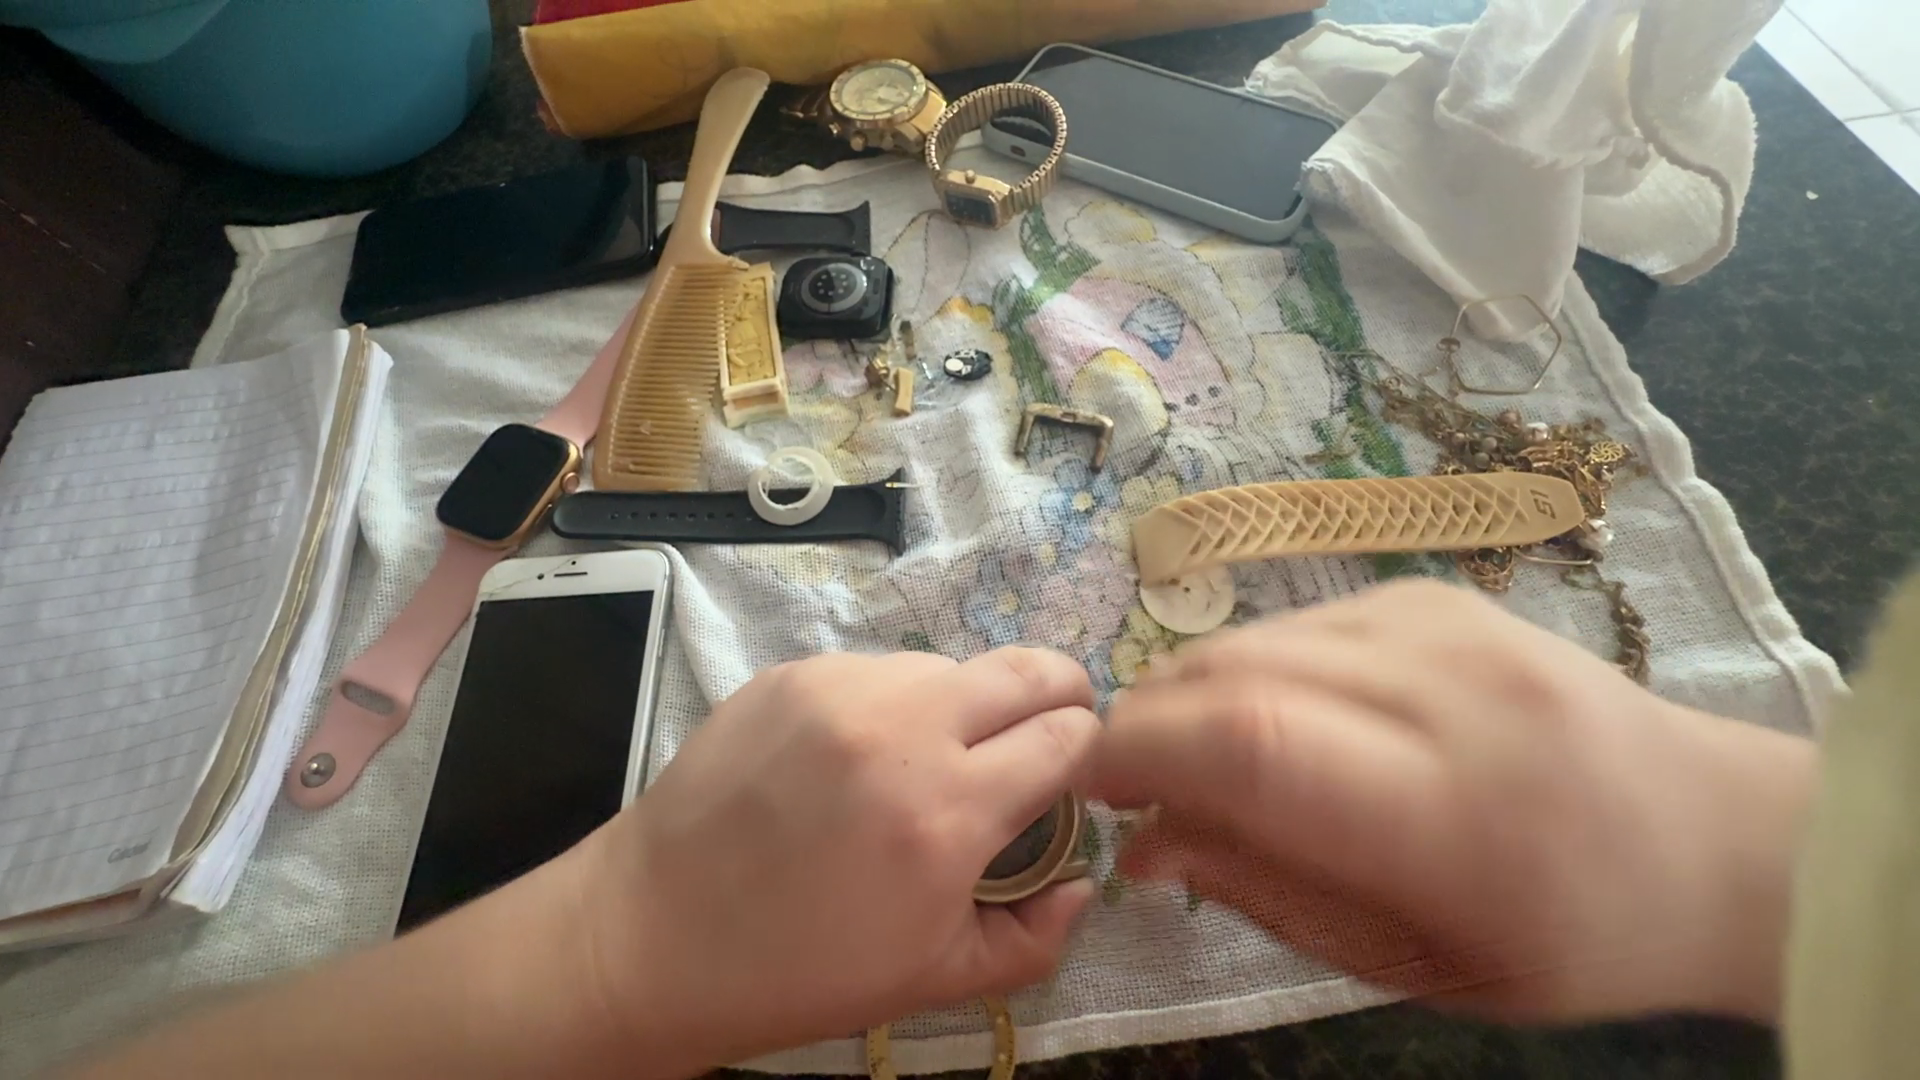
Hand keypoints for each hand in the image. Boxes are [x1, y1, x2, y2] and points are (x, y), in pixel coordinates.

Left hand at [575, 648, 1099, 1071]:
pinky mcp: (795, 671)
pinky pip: (879, 669)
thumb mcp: (932, 981)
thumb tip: (1085, 880)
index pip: (1066, 737)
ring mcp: (843, 687)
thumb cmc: (799, 968)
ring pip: (950, 666)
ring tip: (932, 752)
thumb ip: (1034, 937)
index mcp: (947, 813)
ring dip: (965, 702)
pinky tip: (858, 749)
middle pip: (1029, 668)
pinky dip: (894, 701)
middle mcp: (902, 729)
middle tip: (1049, 724)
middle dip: (1060, 691)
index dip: (1086, 748)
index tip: (1072, 768)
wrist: (652, 932)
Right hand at [1093, 580, 1814, 1022]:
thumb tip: (1142, 842)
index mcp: (1456, 814)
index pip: (1251, 745)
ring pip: (1246, 640)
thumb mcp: (1408, 961)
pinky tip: (1257, 712)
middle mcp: (1444, 688)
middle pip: (1232, 673)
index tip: (1090, 785)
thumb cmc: (1562, 933)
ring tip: (1179, 747)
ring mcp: (1435, 620)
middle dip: (1143, 720)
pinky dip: (1237, 669)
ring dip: (1182, 692)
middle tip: (1120, 772)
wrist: (1710, 831)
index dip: (1142, 751)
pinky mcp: (1423, 591)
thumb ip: (1261, 888)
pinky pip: (1284, 626)